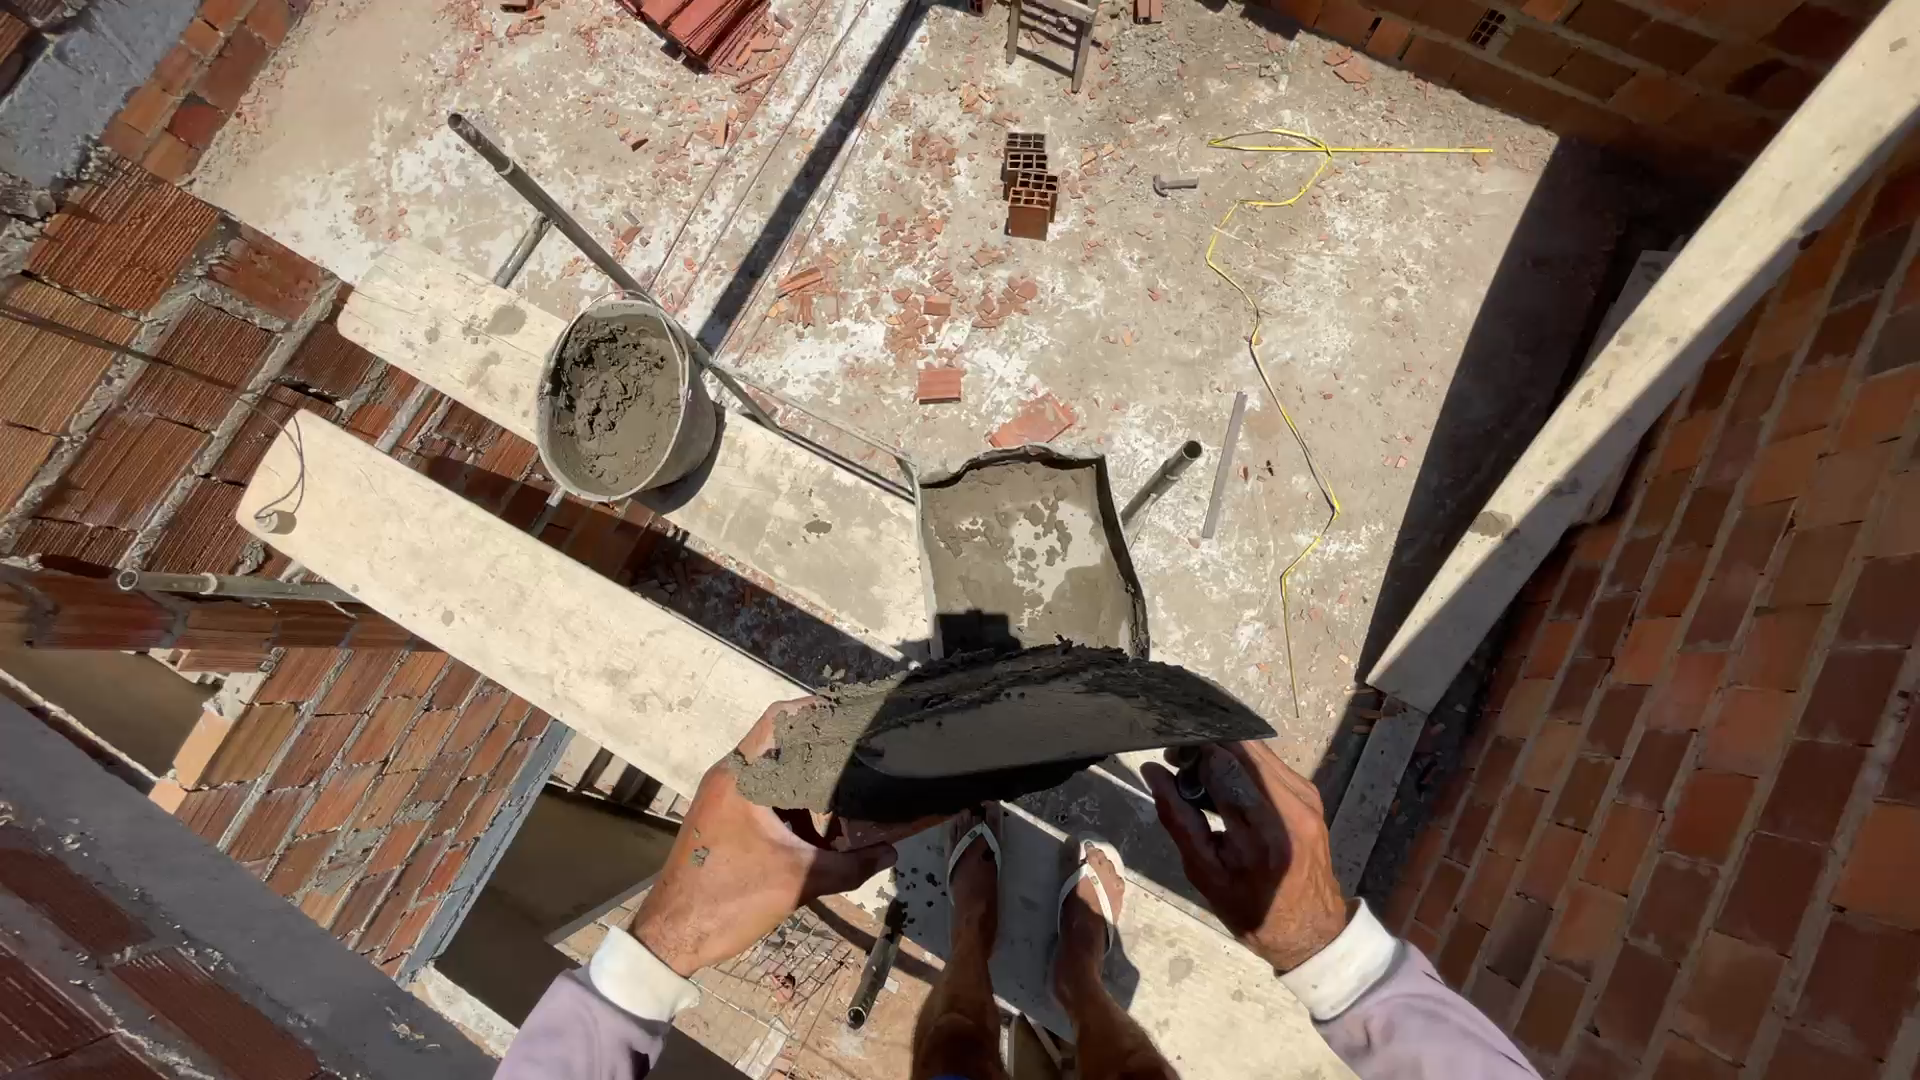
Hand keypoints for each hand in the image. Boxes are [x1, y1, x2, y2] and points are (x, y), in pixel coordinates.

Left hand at [629, 697, 902, 975]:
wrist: (670, 937)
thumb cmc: (729, 899)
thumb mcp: (798, 881)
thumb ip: (850, 866)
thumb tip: (892, 853)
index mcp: (741, 777)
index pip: (778, 718)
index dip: (814, 708)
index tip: (849, 712)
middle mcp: (729, 776)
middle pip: (777, 738)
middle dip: (817, 739)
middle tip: (857, 743)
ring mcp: (722, 795)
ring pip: (770, 765)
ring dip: (804, 767)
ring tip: (845, 772)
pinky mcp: (722, 814)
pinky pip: (761, 787)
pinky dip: (789, 791)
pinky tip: (819, 809)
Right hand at [1142, 741, 1349, 972]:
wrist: (1311, 930)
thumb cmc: (1250, 908)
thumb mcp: (1202, 872)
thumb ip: (1177, 818)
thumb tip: (1153, 771)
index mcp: (1261, 832)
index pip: (1221, 764)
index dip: (1192, 753)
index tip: (1172, 762)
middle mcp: (1290, 805)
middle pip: (1240, 747)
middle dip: (1206, 746)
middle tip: (1182, 763)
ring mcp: (1305, 796)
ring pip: (1254, 747)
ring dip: (1222, 751)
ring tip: (1201, 773)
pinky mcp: (1310, 793)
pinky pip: (1267, 760)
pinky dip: (1241, 762)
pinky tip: (1227, 782)